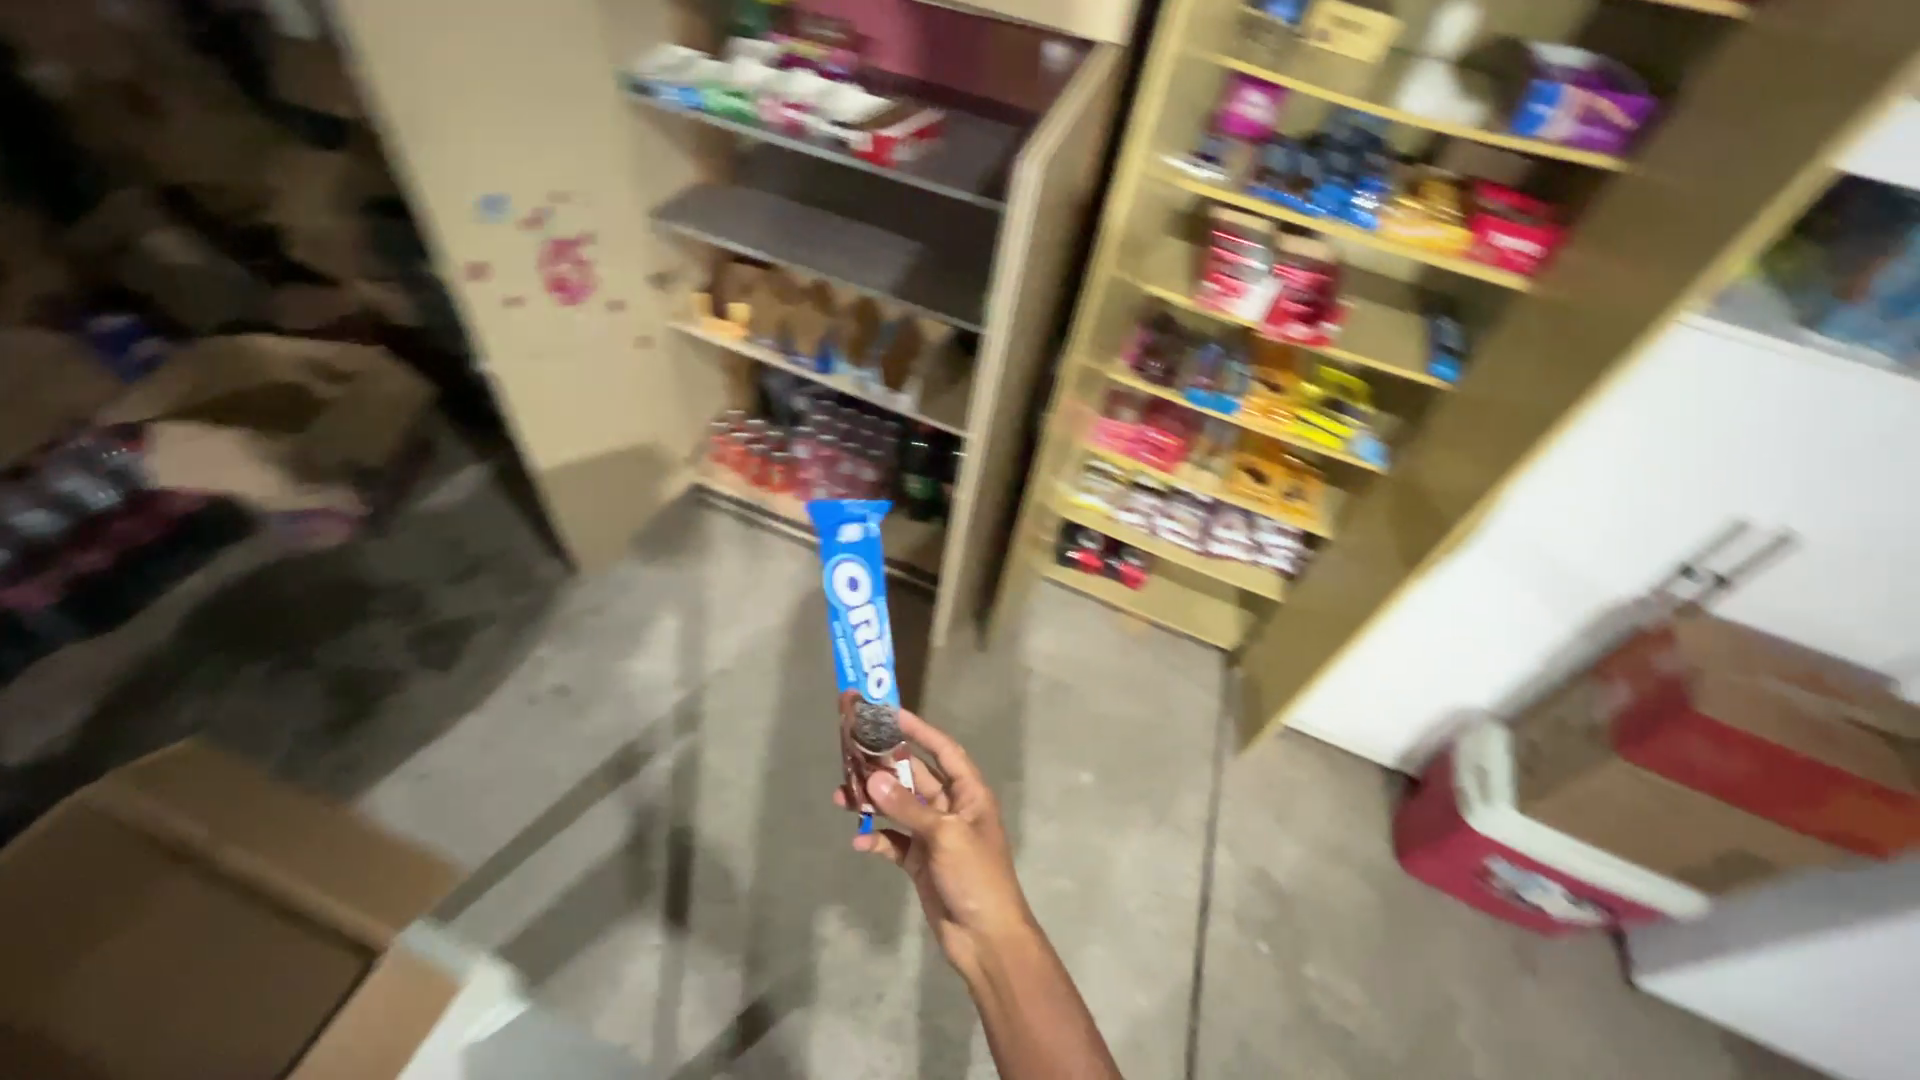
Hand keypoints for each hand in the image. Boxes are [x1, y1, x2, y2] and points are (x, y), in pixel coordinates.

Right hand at [832, 709, 1036, 977]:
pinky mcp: (920, 862)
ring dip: (874, 801)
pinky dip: (876, 838)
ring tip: (842, 796)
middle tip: (852, 752)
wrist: (985, 938)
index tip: (890, 714)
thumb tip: (873, 780)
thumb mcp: (945, 836)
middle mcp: (952, 808)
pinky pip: (893, 841)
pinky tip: (859, 840)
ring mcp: (935, 835)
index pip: (944, 750)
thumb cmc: (976, 876)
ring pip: (900, 808)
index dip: (919, 730)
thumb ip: (908, 808)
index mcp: (970, 793)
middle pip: (916, 776)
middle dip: (886, 766)